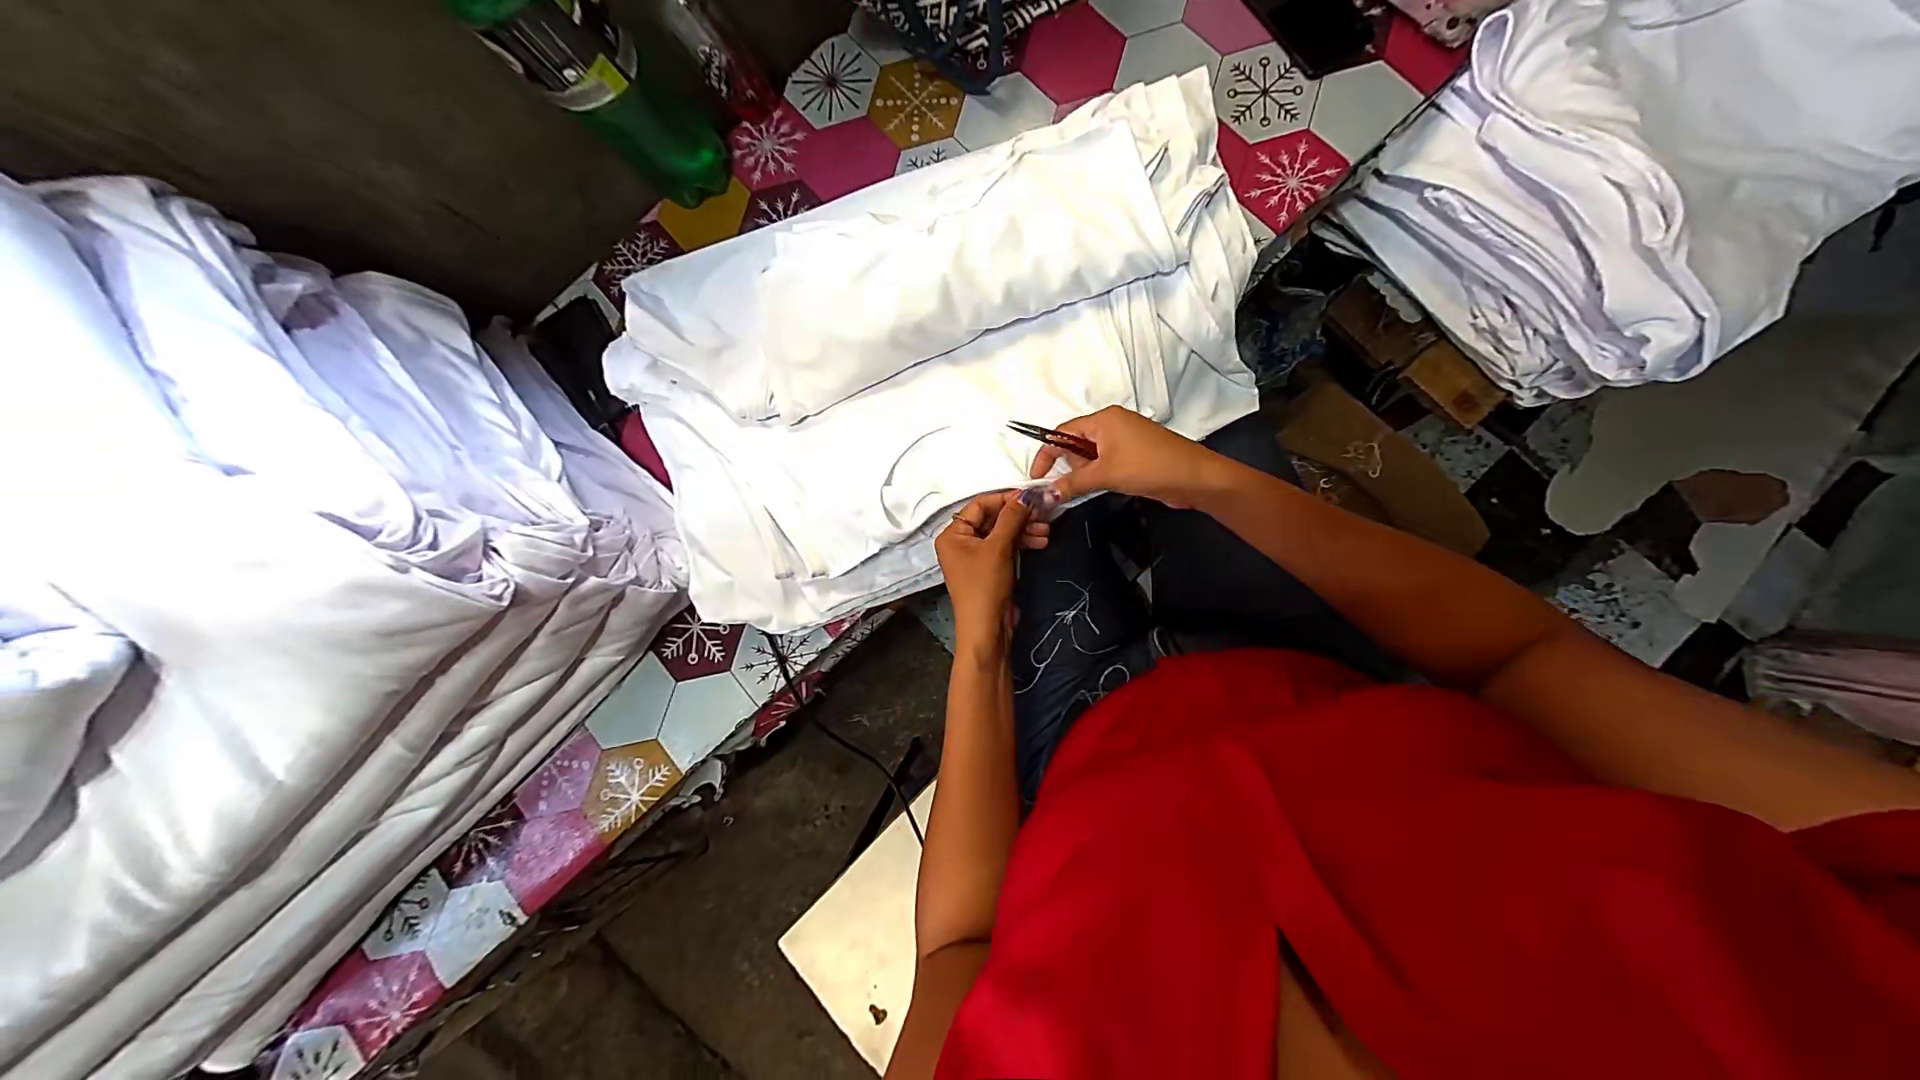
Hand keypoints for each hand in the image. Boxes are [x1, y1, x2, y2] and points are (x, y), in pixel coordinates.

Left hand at [934, 491, 1048, 651]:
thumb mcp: (998, 547)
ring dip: (1024, 530)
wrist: (987, 628)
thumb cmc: (985, 586)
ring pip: (1001, 533)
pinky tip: (1040, 542)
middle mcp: (960, 542)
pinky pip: (1004, 547)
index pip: (979, 505)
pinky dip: (1021, 543)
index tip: (1030, 497)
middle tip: (1042, 514)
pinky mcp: (988, 568)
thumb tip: (1026, 495)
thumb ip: (1012, 517)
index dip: (1005, 499)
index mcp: (952, 534)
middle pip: (992, 519)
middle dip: (1018, 516)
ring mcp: (975, 556)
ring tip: (1045, 531)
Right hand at [1028, 405, 1230, 506]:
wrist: (1195, 478)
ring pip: (1091, 455)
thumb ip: (1073, 483)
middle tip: (1073, 484)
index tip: (1037, 477)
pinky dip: (1100, 474)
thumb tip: (1048, 493)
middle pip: (1075, 443)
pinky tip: (1105, 486)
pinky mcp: (1135, 454)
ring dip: (1086, 472)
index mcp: (1103, 419)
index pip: (1062, 432)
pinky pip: (1106, 462)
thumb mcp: (1105, 475)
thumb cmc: (1149, 467)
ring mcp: (1125, 439)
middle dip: (1070, 465)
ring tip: (1096, 485)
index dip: (1046, 454)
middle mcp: (1112, 424)